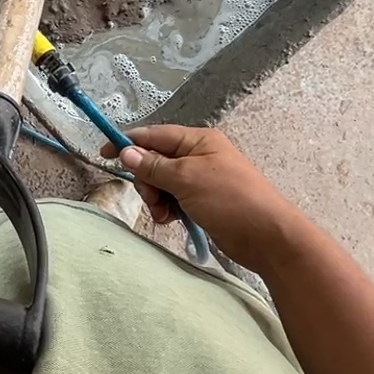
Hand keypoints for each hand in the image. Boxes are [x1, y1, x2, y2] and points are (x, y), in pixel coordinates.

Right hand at [106, 126, 298, 258]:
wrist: (269, 237)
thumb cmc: (230, 200)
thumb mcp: (187, 179)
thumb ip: (153, 165)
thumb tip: (126, 152)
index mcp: (197, 140)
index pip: (153, 135)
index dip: (127, 143)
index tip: (104, 154)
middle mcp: (197, 155)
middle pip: (154, 160)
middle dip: (146, 179)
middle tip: (153, 198)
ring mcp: (200, 179)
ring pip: (161, 181)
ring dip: (156, 197)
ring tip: (165, 214)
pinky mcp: (202, 200)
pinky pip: (173, 198)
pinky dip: (167, 207)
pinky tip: (172, 220)